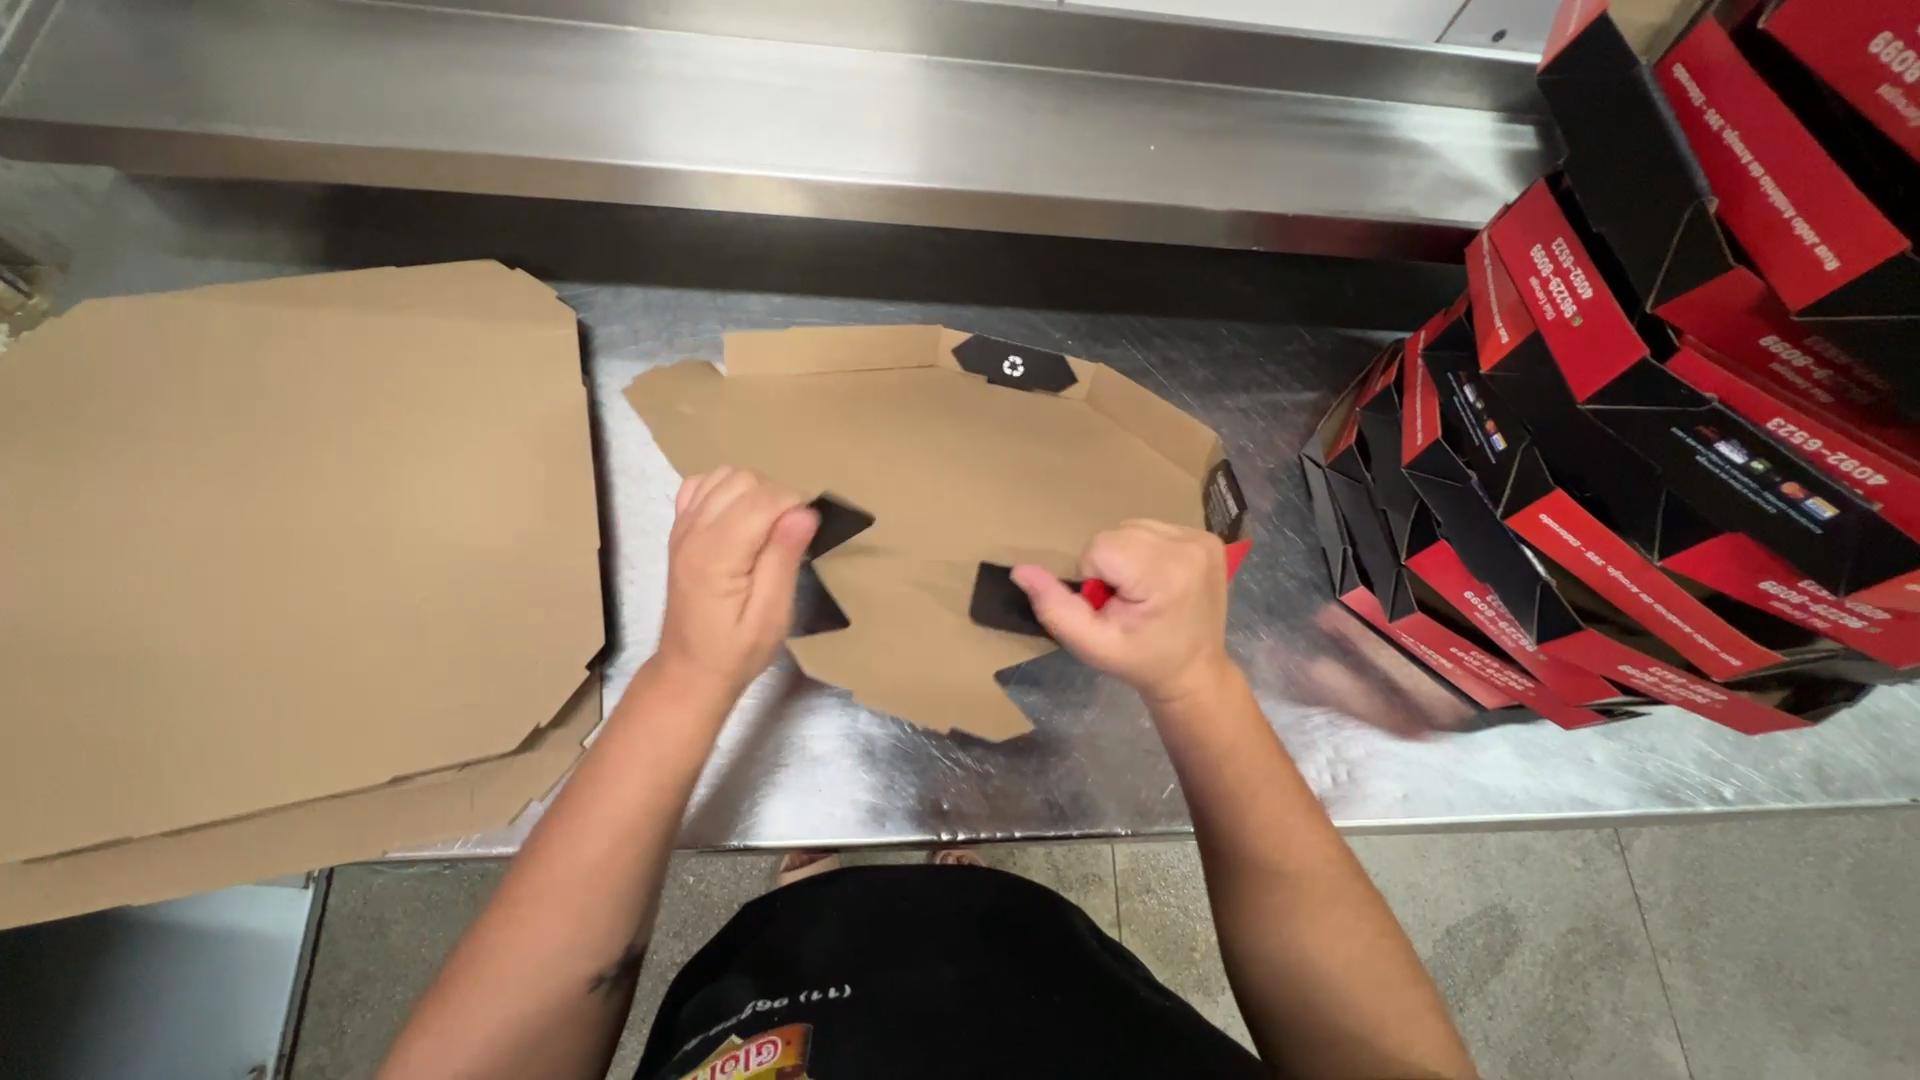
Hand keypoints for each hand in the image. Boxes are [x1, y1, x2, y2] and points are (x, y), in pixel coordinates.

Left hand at [655, 467, 818, 696]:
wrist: (689, 670)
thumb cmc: (736, 651)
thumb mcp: (771, 617)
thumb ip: (784, 560)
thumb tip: (804, 512)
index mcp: (716, 555)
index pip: (763, 499)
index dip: (794, 507)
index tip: (805, 536)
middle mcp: (693, 532)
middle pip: (744, 480)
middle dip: (777, 498)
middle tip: (788, 536)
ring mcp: (682, 528)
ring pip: (725, 475)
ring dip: (754, 491)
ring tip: (766, 527)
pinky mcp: (679, 530)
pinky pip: (701, 485)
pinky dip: (726, 490)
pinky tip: (739, 518)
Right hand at [1011, 520, 1235, 707]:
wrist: (1193, 670)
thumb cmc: (1139, 660)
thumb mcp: (1090, 644)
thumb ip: (1054, 606)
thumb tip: (1020, 570)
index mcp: (1165, 574)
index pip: (1100, 547)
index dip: (1095, 576)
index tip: (1114, 605)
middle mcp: (1189, 548)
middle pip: (1116, 533)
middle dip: (1110, 565)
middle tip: (1127, 601)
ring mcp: (1203, 540)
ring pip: (1133, 527)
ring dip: (1127, 556)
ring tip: (1142, 591)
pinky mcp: (1209, 538)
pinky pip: (1154, 529)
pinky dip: (1147, 552)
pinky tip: (1159, 580)